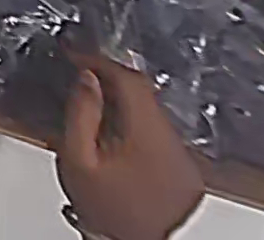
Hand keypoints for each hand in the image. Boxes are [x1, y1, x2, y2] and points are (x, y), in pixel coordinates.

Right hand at [55, 54, 204, 239]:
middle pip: (146, 95)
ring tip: (93, 99)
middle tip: (81, 73)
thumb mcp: (77, 156)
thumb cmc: (102, 206)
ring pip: (154, 113)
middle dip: (111, 78)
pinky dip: (136, 120)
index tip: (77, 56)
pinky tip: (114, 128)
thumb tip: (88, 76)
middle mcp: (176, 149)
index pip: (132, 83)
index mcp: (150, 140)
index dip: (102, 62)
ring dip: (124, 99)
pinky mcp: (187, 175)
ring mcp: (186, 164)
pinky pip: (160, 132)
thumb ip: (81, 110)